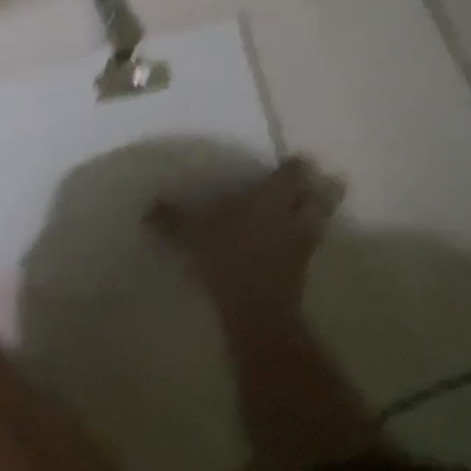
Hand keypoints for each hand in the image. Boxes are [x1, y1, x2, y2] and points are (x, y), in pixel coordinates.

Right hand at [145, 157, 342, 322]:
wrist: (256, 309)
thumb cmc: (225, 259)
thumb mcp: (190, 235)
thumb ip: (170, 219)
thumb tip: (148, 208)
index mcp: (270, 199)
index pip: (293, 173)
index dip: (293, 165)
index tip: (286, 161)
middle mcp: (293, 215)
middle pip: (322, 194)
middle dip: (318, 186)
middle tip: (303, 181)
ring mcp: (303, 242)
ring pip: (320, 219)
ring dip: (315, 211)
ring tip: (299, 208)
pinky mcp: (303, 267)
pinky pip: (310, 242)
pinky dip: (304, 235)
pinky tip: (288, 238)